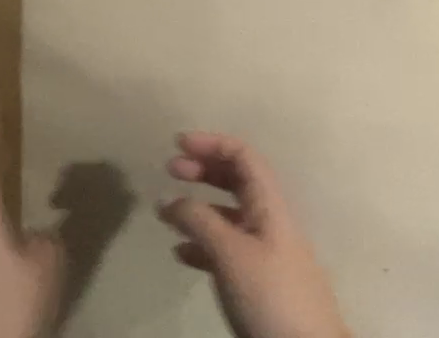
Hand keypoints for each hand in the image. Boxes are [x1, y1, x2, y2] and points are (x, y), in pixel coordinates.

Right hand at [160, 132, 349, 337]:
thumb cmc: (271, 296)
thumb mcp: (229, 252)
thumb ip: (198, 219)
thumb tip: (170, 200)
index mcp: (270, 207)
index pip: (243, 156)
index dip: (211, 143)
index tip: (178, 144)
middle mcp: (270, 223)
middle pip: (236, 180)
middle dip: (202, 170)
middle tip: (169, 171)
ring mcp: (267, 254)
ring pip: (228, 216)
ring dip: (197, 208)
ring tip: (166, 216)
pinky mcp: (260, 283)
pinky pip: (227, 249)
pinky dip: (202, 243)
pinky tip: (183, 254)